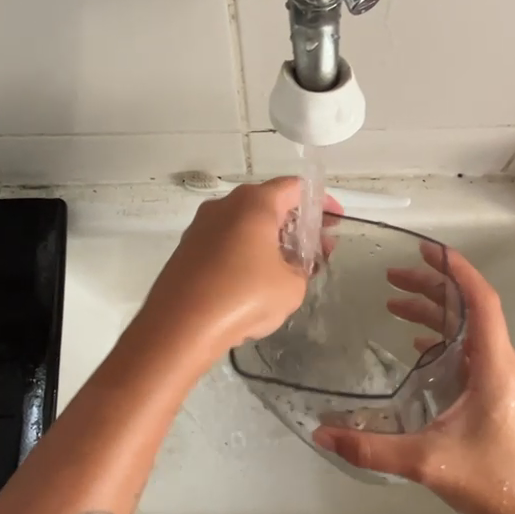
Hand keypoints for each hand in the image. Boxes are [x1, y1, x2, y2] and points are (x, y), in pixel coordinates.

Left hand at [137, 178, 337, 359]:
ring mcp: (201, 226)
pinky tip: (255, 282)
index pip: (294, 188)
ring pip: (245, 225)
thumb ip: (302, 267)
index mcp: (253, 203)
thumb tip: (292, 264)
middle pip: (269, 205)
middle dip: (296, 225)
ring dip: (270, 241)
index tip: (334, 220)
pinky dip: (246, 253)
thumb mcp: (292, 286)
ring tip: (288, 270)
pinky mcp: (187, 250)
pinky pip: (226, 243)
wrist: (180, 325)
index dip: (320, 202)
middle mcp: (224, 206)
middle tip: (317, 249)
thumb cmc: (244, 296)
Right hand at [312, 243, 514, 513]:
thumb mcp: (425, 461)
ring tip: (395, 304)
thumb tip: (322, 432)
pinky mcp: (498, 393)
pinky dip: (444, 337)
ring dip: (436, 312)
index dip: (457, 271)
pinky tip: (416, 346)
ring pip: (470, 329)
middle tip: (392, 276)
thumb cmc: (488, 480)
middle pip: (471, 310)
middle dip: (433, 287)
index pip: (481, 302)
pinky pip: (471, 350)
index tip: (428, 250)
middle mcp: (503, 364)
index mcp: (494, 367)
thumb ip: (371, 446)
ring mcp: (503, 379)